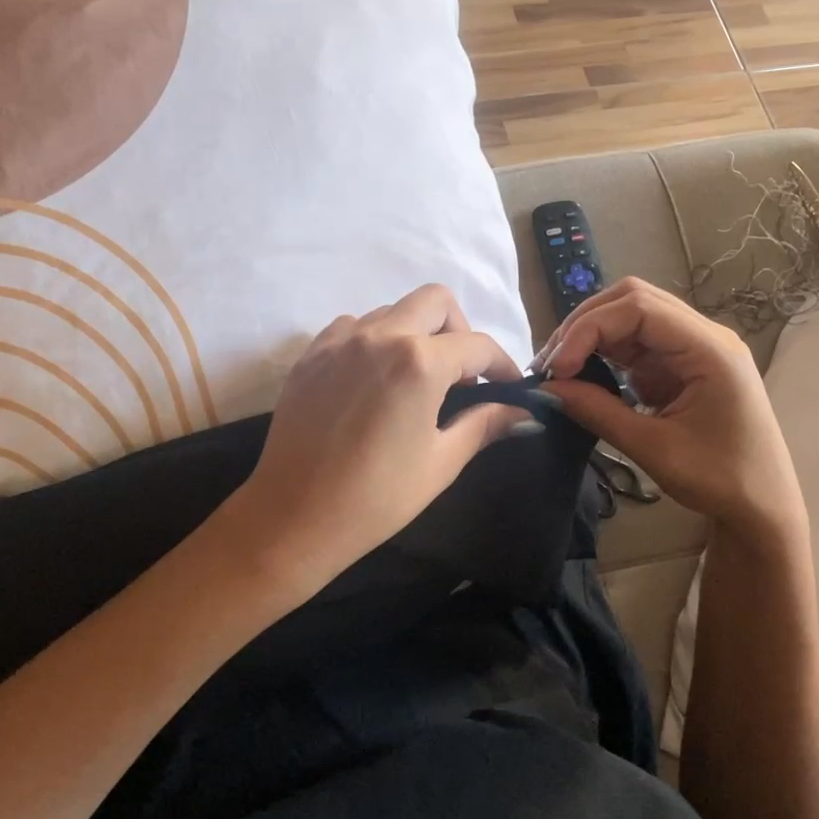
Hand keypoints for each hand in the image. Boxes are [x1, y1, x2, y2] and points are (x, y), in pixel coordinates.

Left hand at [219, 285, 536, 596]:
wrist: (294, 515)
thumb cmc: (377, 497)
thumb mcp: (441, 462)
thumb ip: (484, 424)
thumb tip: (524, 414)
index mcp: (419, 362)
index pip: (477, 345)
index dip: (502, 364)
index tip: (509, 386)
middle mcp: (379, 336)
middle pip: (435, 302)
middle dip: (459, 330)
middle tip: (461, 375)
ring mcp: (339, 341)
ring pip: (391, 311)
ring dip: (414, 333)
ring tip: (415, 381)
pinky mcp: (310, 355)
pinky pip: (352, 327)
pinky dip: (373, 341)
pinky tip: (373, 381)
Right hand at [534, 277, 806, 545]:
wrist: (763, 508)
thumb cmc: (720, 481)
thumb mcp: (654, 449)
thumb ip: (598, 412)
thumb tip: (546, 389)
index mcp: (710, 349)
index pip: (638, 308)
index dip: (589, 329)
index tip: (558, 368)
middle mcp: (703, 336)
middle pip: (633, 299)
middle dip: (585, 324)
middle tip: (551, 363)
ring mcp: (693, 348)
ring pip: (631, 316)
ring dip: (591, 335)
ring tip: (559, 368)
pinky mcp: (681, 364)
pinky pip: (636, 342)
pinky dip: (604, 352)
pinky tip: (581, 374)